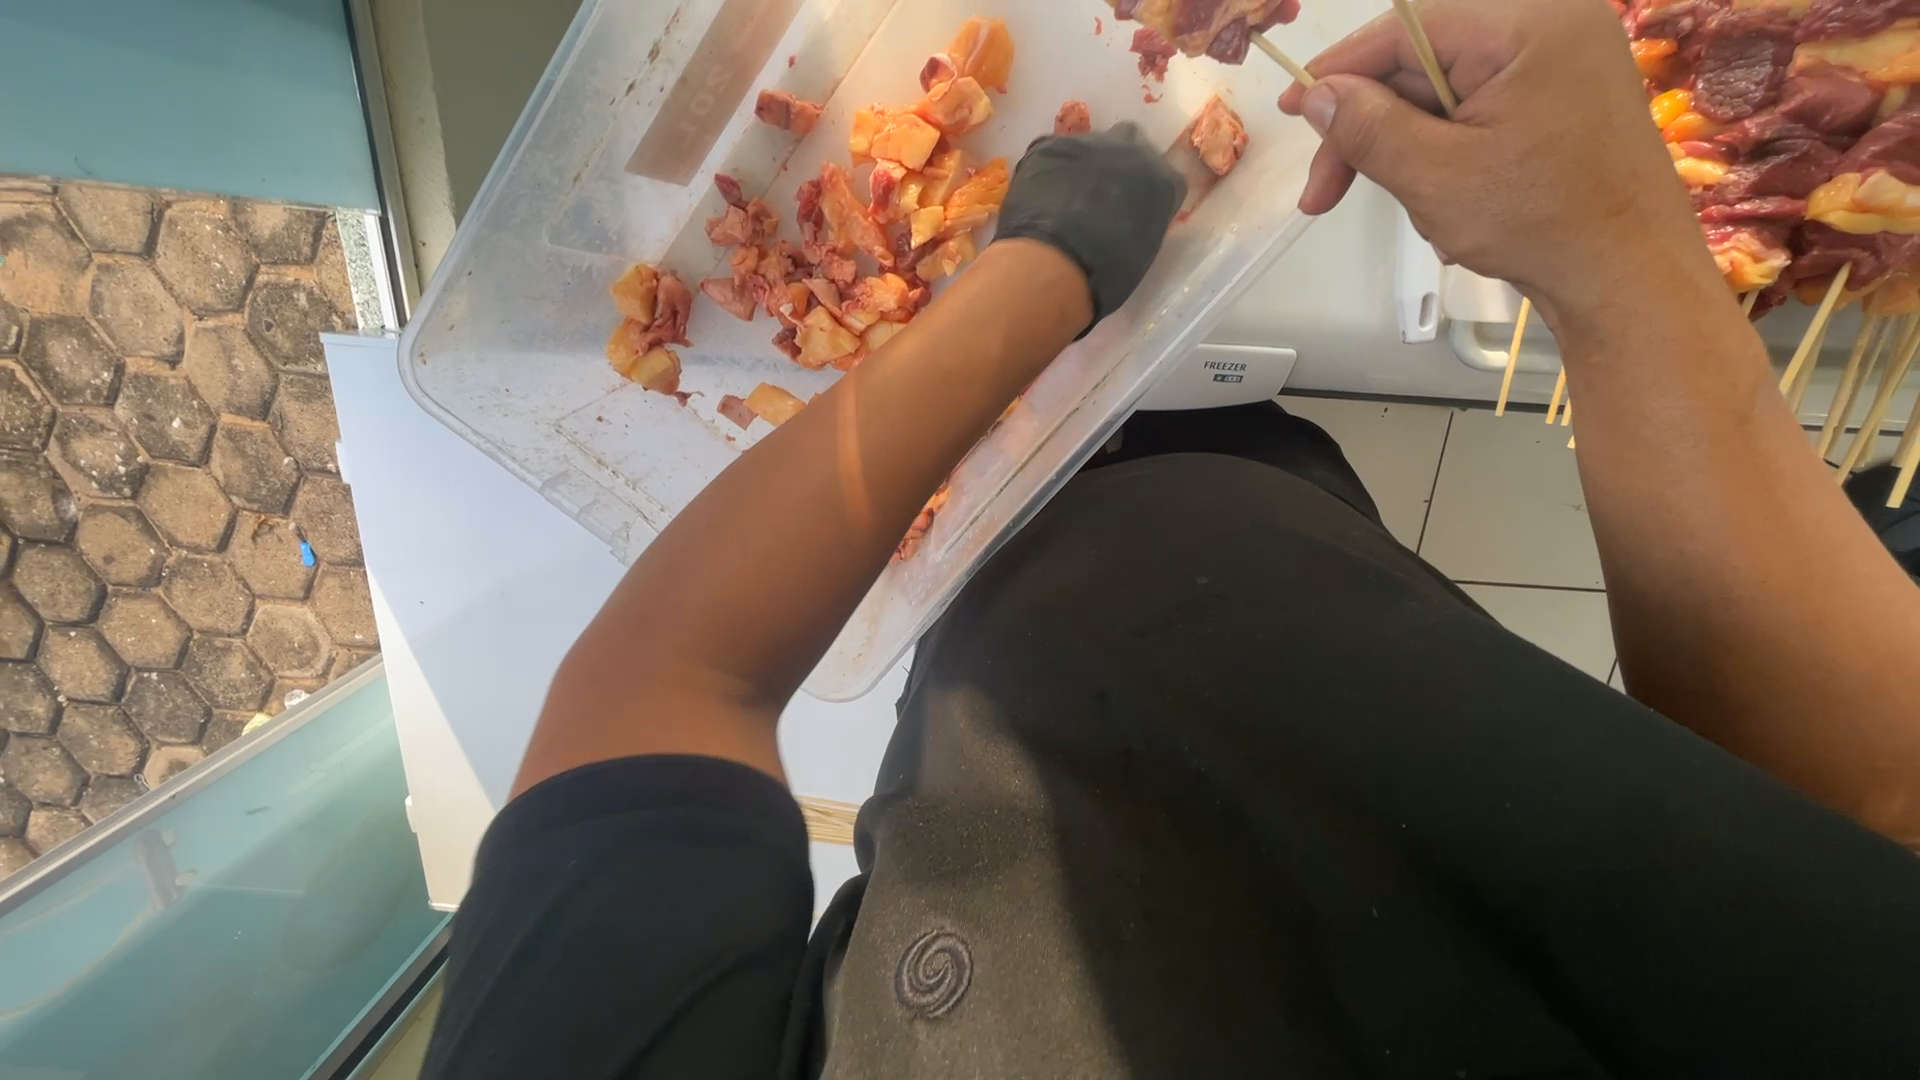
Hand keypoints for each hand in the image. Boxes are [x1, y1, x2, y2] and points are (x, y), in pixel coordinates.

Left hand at [993, 122, 1186, 328]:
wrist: (1054, 266)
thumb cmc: (1104, 277)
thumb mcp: (1137, 256)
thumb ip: (1139, 230)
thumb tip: (1124, 229)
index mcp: (1163, 183)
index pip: (1163, 179)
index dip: (1144, 194)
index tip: (1131, 211)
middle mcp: (1133, 151)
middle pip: (1129, 143)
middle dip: (1116, 164)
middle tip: (1097, 196)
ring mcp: (1089, 143)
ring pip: (1087, 147)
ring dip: (1080, 167)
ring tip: (1061, 200)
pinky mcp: (1050, 146)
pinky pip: (1050, 154)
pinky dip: (1046, 172)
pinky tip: (1036, 199)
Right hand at [1277, 0, 1708, 316]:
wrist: (1623, 268)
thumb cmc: (1532, 218)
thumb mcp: (1432, 174)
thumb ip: (1368, 128)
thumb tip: (1315, 94)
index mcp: (1524, 25)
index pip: (1405, 29)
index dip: (1338, 69)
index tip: (1289, 108)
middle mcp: (1546, 27)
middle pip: (1420, 65)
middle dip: (1364, 129)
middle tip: (1319, 195)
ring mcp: (1556, 65)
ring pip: (1441, 95)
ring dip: (1394, 149)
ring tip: (1379, 205)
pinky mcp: (1556, 101)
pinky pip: (1472, 112)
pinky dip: (1435, 153)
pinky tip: (1428, 198)